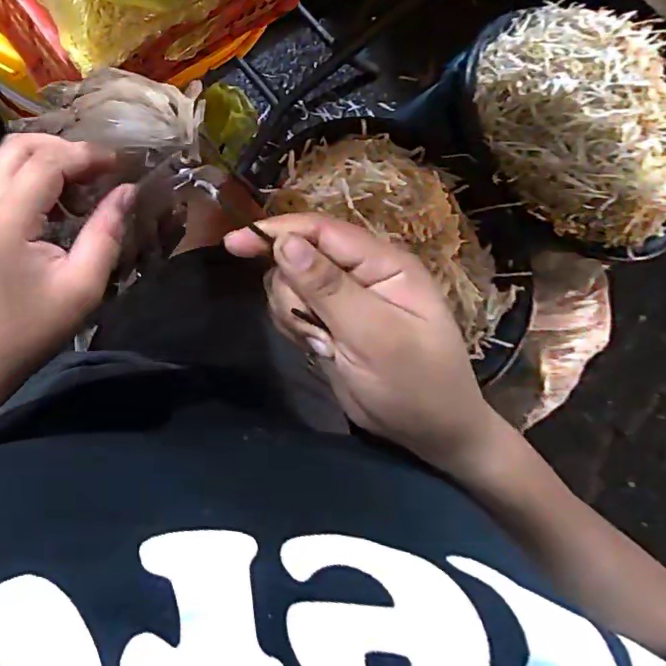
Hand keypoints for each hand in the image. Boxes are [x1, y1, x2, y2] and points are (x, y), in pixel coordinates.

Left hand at [0, 134, 132, 382]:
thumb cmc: (31, 328)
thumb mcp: (82, 287)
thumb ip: (106, 233)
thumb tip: (127, 191)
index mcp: (9, 220)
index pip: (47, 162)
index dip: (87, 155)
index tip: (120, 166)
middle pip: (20, 145)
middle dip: (64, 147)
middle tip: (99, 169)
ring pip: (9, 156)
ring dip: (49, 158)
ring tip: (84, 183)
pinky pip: (6, 177)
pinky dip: (36, 174)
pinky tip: (62, 201)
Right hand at [225, 213, 501, 463]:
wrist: (431, 435)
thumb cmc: (415, 384)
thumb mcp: (374, 335)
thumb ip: (327, 287)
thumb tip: (284, 242)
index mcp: (383, 262)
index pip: (322, 230)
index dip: (278, 230)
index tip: (234, 243)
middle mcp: (361, 271)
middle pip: (298, 255)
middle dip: (291, 289)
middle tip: (312, 329)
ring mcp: (343, 295)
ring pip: (289, 281)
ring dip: (291, 311)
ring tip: (321, 343)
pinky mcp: (328, 319)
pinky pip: (291, 306)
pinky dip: (293, 325)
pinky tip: (318, 348)